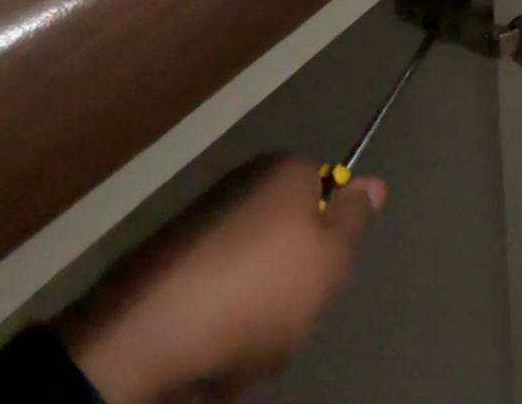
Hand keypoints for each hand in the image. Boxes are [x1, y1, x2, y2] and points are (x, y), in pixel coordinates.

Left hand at [58, 156, 385, 402]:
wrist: (149, 337)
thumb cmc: (260, 290)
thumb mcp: (330, 259)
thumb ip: (353, 218)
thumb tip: (371, 182)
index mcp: (283, 172)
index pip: (330, 190)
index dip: (335, 236)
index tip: (328, 272)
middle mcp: (242, 186)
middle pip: (293, 235)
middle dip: (297, 282)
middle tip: (293, 313)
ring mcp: (203, 224)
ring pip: (258, 272)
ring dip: (262, 313)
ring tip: (250, 342)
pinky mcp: (172, 267)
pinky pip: (219, 294)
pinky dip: (223, 324)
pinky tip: (217, 350)